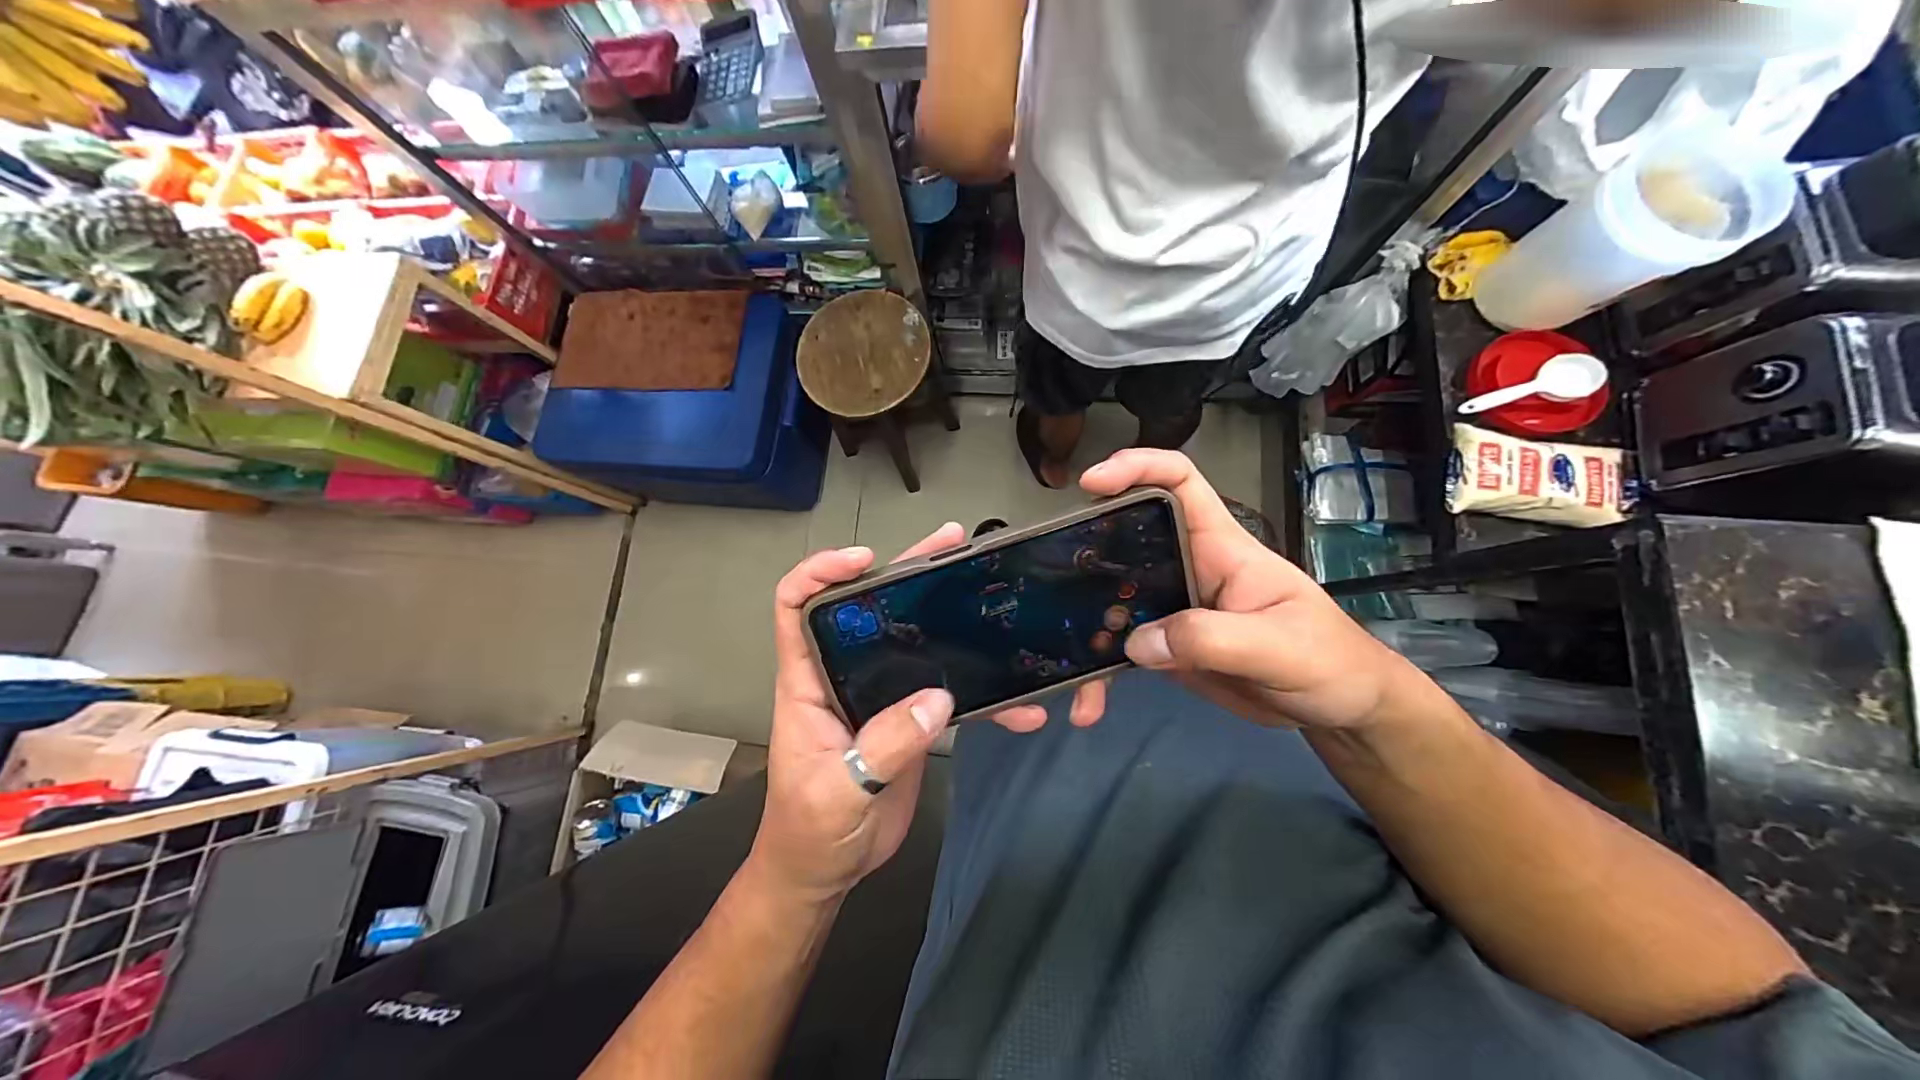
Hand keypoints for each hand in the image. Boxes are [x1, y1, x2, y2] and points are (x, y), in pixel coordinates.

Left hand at [753, 522, 1073, 901]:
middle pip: (866, 607)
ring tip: (980, 584)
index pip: (796, 606)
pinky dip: (975, 689)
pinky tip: (1015, 699)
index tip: (864, 560)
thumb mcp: (839, 792)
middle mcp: (842, 674)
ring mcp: (877, 694)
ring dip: (943, 612)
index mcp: (807, 682)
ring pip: (908, 638)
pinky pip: (941, 689)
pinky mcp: (905, 719)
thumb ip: (884, 747)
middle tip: (947, 543)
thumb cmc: (809, 832)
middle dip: (904, 570)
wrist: (826, 870)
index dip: (820, 573)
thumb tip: (938, 701)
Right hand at [1076, 449, 1429, 731]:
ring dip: (1083, 624)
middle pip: (1127, 537)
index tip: (1092, 482)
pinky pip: (1120, 650)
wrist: (1338, 711)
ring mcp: (1173, 608)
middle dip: (1087, 549)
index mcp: (1220, 547)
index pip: (1179, 481)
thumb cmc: (1328, 660)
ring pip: (1113, 599)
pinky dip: (1101, 674)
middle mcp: (1188, 567)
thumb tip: (1136, 643)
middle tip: (1052, 573)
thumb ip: (1211, 639)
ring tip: (1060, 653)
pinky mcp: (1166, 646)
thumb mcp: (1278, 647)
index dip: (1137, 467)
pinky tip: (1087, 702)